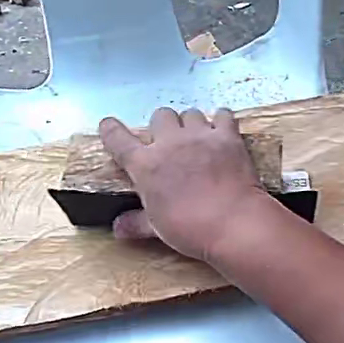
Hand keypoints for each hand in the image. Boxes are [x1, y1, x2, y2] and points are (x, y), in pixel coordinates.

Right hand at [99, 107, 271, 260]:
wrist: (233, 223)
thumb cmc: (191, 228)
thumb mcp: (157, 228)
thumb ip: (136, 223)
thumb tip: (118, 228)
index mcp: (145, 164)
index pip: (117, 138)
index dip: (111, 130)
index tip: (110, 126)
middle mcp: (169, 143)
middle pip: (160, 116)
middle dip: (164, 127)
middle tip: (172, 143)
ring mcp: (200, 136)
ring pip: (190, 113)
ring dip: (192, 123)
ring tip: (199, 138)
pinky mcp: (228, 137)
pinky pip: (223, 115)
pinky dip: (222, 120)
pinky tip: (224, 131)